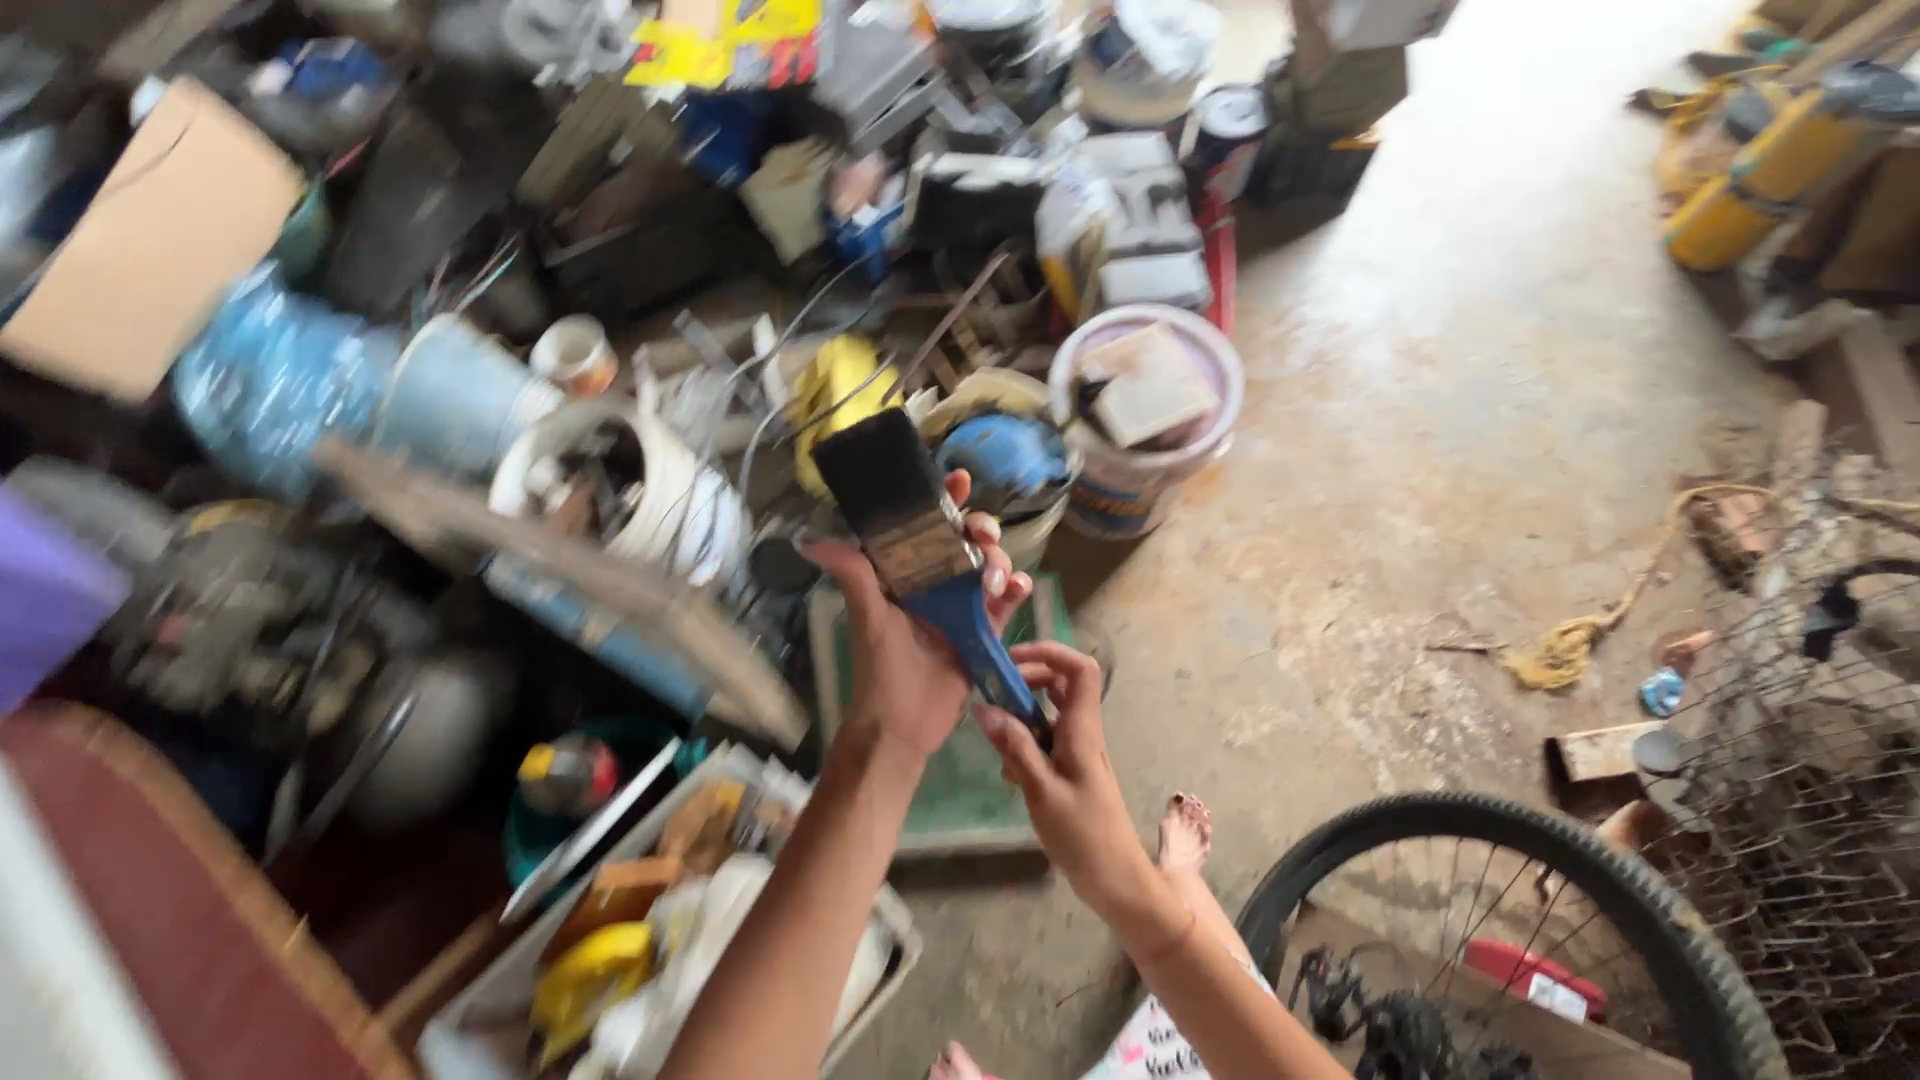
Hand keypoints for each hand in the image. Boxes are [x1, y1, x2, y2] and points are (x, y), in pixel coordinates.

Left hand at [804, 469, 1032, 762]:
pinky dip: (1017, 589)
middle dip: (980, 528)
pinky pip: (1005, 601)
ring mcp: (962, 605)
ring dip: (999, 560)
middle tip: (981, 534)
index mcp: (905, 574)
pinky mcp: (984, 629)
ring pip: (989, 565)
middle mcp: (935, 583)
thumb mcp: (868, 616)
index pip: (924, 526)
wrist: (903, 726)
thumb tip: (805, 539)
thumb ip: (852, 573)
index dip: (943, 499)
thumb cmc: (881, 669)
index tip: (959, 480)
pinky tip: (1018, 590)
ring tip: (995, 579)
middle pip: (965, 540)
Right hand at [977, 642, 1155, 920]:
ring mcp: (1077, 751)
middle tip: (994, 694)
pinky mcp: (1069, 770)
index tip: (1010, 661)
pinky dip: (1024, 743)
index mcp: (1083, 730)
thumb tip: (984, 708)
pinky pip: (1045, 740)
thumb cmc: (1083, 835)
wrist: (1115, 879)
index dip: (1049, 652)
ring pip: (1049, 712)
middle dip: (1026, 680)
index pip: (1080, 668)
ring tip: (994, 736)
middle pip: (1061, 683)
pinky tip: (1007, 771)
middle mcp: (1083, 733)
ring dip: (1020, 715)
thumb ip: (1014, 747)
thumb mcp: (1041, 790)